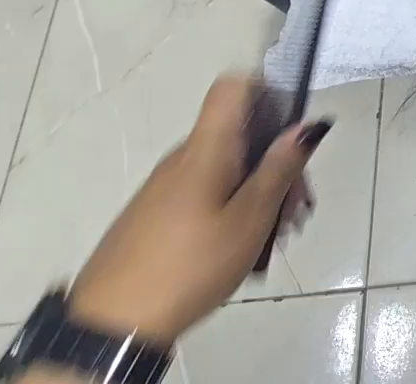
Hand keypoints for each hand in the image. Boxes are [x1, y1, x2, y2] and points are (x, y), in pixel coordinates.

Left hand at [66, 76, 329, 345]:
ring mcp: (167, 188)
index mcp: (206, 149)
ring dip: (261, 191)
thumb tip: (306, 125)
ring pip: (228, 169)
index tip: (292, 124)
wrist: (109, 329)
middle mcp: (184, 158)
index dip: (266, 89)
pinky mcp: (157, 216)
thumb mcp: (249, 219)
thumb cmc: (189, 265)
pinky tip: (247, 247)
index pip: (233, 88)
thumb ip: (279, 168)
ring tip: (279, 235)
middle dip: (278, 161)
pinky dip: (235, 208)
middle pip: (240, 135)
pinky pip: (208, 193)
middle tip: (299, 207)